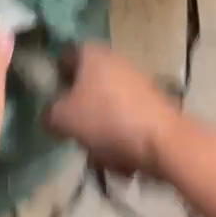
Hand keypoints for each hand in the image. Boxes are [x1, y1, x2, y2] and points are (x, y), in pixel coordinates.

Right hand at [44, 42, 176, 176]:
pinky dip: (124, 141)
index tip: (53, 105)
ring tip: (104, 160)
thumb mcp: (64, 119)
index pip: (62, 58)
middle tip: (78, 137)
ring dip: (102, 134)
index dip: (54, 81)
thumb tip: (50, 117)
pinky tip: (125, 164)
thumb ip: (48, 115)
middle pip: (86, 88)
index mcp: (90, 52)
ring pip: (107, 109)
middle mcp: (113, 59)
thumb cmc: (107, 120)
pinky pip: (128, 122)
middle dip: (81, 116)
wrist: (166, 143)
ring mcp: (137, 81)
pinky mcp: (155, 105)